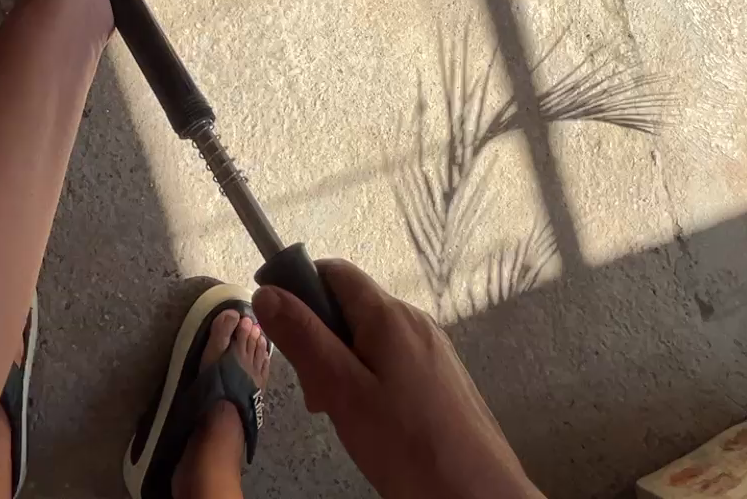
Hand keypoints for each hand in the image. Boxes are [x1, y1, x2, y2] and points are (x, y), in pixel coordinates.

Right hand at [253, 260, 541, 498]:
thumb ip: (304, 338)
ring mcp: (431, 346)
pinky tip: (371, 419)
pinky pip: (391, 358)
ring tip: (341, 412)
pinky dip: (368, 377)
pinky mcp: (441, 375)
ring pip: (369, 335)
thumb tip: (267, 292)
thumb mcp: (343, 391)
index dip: (299, 285)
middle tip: (314, 389)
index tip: (277, 322)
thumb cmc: (408, 443)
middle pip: (350, 305)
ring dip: (342, 362)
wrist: (479, 497)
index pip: (333, 271)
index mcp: (388, 314)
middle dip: (320, 337)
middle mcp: (412, 319)